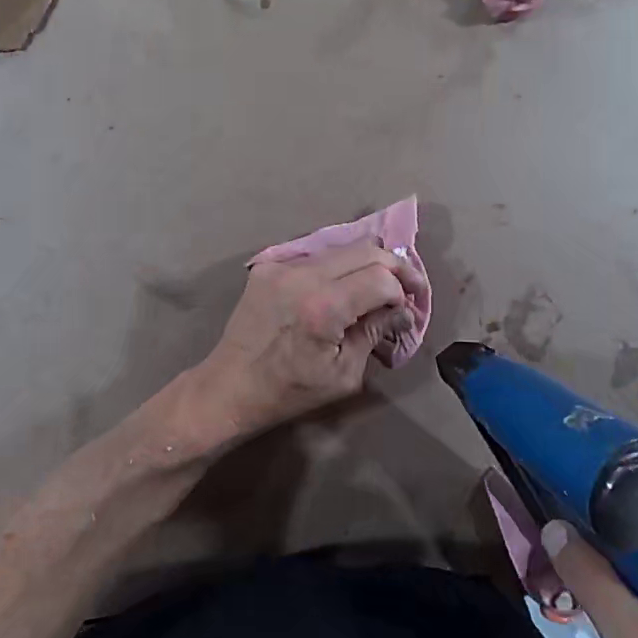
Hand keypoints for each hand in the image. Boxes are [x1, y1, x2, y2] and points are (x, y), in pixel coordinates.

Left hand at [191, 241, 426, 434]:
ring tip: (379, 285)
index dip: (402, 291)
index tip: (408, 309)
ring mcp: (282, 266)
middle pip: (366, 250)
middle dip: (394, 267)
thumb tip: (401, 311)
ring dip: (367, 263)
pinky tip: (343, 287)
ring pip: (342, 247)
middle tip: (408, 288)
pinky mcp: (269, 265)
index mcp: (323, 307)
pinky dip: (339, 267)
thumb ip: (374, 333)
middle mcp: (303, 276)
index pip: (381, 278)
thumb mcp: (344, 374)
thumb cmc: (289, 390)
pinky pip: (317, 256)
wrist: (229, 386)